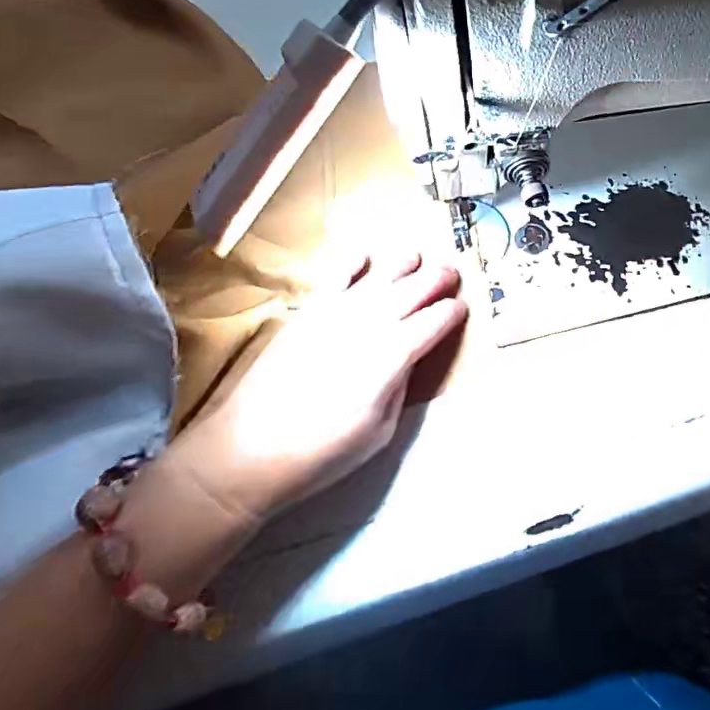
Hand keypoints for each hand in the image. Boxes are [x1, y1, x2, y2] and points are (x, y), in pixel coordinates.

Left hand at [169, 250, 467, 523]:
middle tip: (452, 274)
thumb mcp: (379, 431)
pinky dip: (354, 263)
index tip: (462, 309)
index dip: (452, 313)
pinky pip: (336, 276)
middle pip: (413, 290)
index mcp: (393, 355)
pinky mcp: (308, 312)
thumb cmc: (321, 452)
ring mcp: (336, 313)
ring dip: (404, 264)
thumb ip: (401, 385)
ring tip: (418, 257)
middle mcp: (369, 323)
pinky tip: (366, 256)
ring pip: (379, 276)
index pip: (434, 322)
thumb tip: (410, 357)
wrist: (247, 451)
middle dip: (437, 279)